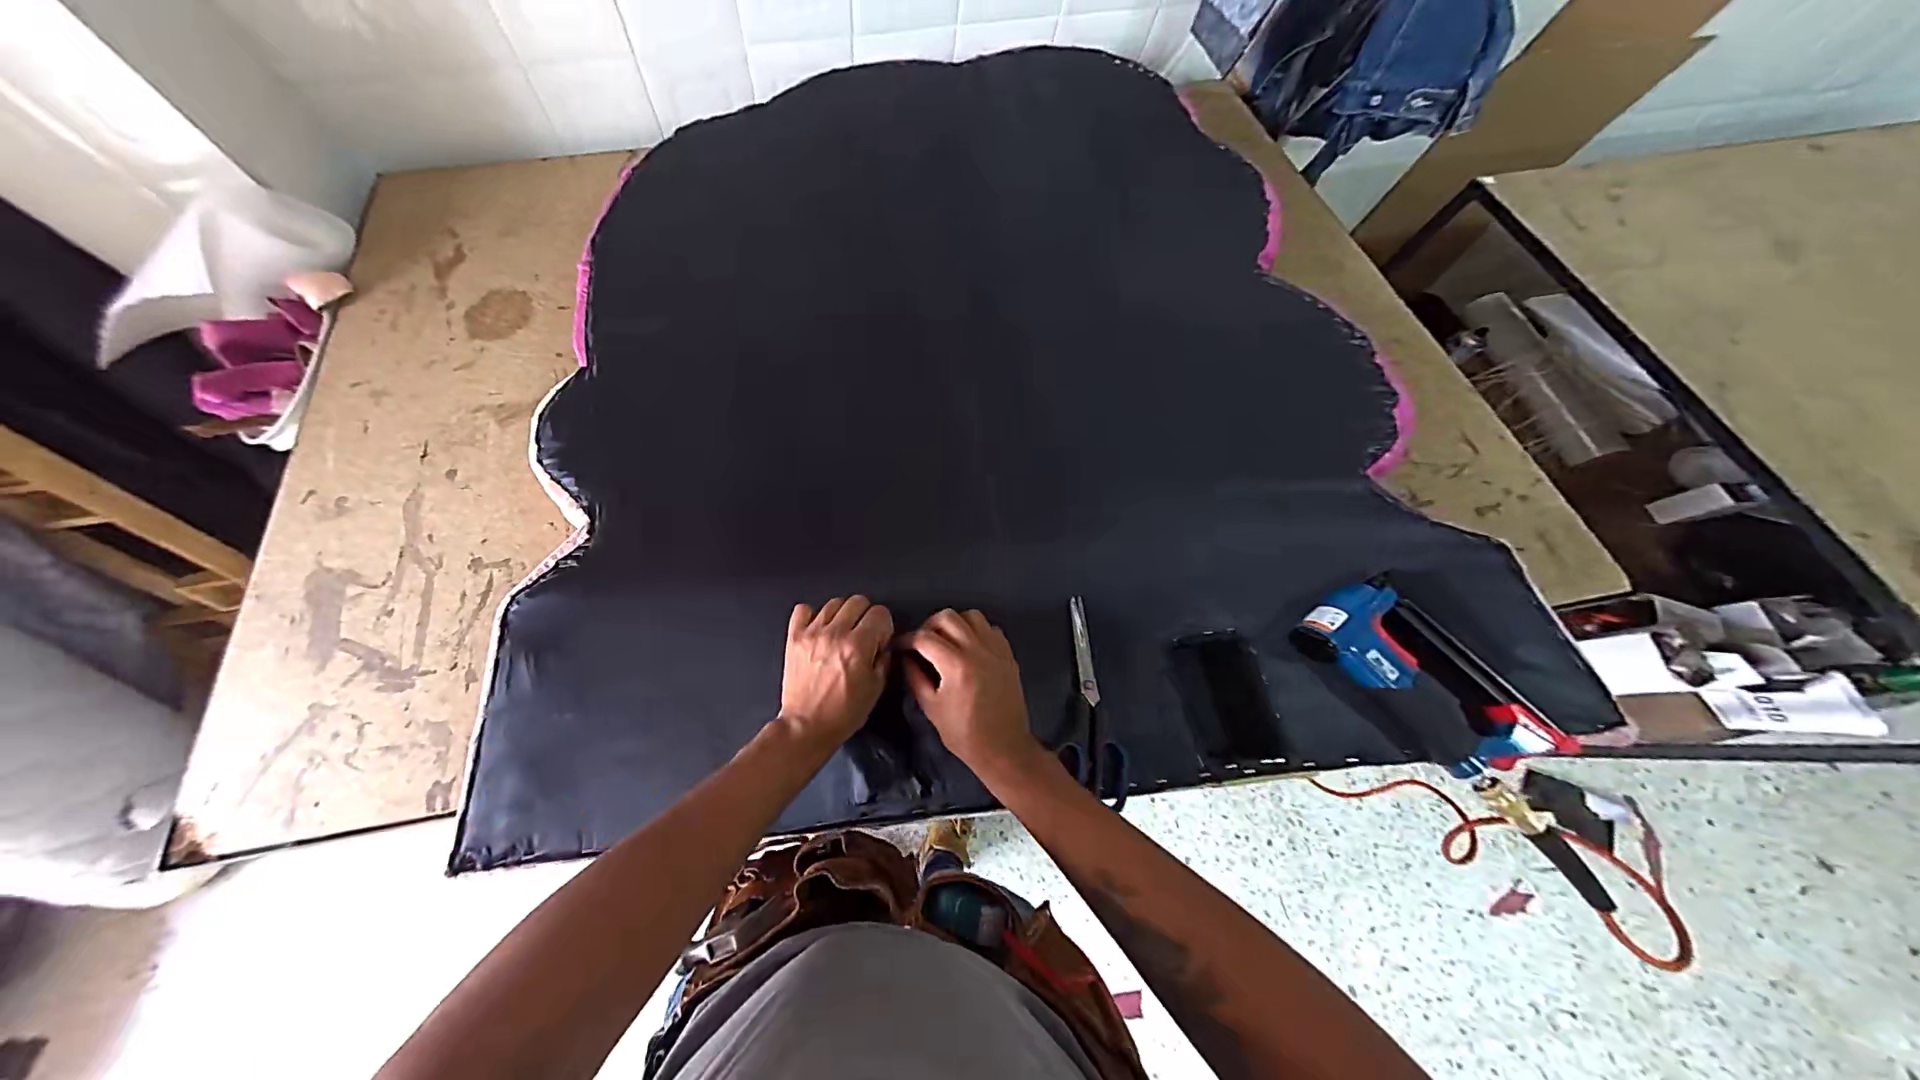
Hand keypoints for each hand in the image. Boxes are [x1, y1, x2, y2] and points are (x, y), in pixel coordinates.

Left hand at [778, 596, 892, 747]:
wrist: (807, 726)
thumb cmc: (843, 712)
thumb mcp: (876, 688)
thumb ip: (883, 658)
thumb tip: (883, 642)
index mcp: (857, 646)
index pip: (879, 613)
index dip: (884, 626)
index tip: (879, 639)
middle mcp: (834, 634)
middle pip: (857, 601)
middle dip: (866, 616)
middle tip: (863, 635)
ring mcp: (812, 634)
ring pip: (834, 602)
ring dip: (842, 614)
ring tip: (842, 633)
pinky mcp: (794, 638)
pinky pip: (803, 609)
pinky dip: (813, 615)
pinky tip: (819, 630)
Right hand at [902, 609, 1044, 782]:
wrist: (1003, 747)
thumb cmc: (964, 733)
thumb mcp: (931, 708)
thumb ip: (915, 677)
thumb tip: (906, 657)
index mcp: (956, 665)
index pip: (925, 637)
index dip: (907, 639)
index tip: (900, 646)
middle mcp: (978, 650)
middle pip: (948, 617)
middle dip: (929, 626)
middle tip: (922, 643)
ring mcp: (996, 650)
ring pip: (972, 616)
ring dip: (955, 624)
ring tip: (946, 641)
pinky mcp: (1008, 655)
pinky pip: (991, 628)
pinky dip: (977, 631)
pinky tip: (969, 647)